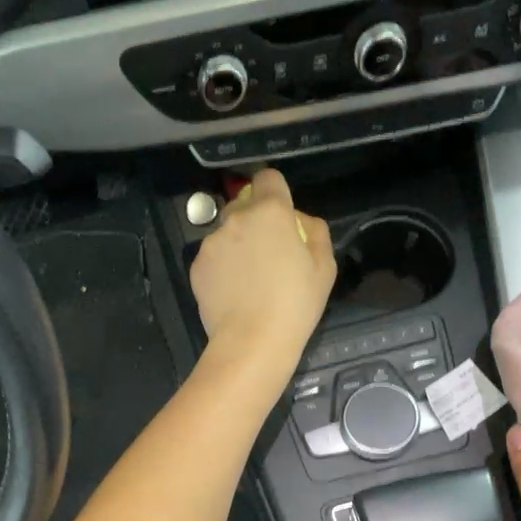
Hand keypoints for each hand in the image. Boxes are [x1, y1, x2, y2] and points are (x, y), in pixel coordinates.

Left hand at [189, 169, 335, 365]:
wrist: (252, 342)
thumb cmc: (295, 304)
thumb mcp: (324, 266)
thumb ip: (314, 231)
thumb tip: (299, 220)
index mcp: (271, 211)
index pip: (268, 178)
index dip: (276, 193)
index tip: (281, 216)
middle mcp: (236, 218)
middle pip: (244, 205)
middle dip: (255, 221)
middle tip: (267, 254)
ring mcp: (211, 242)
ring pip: (226, 233)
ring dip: (236, 245)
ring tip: (248, 279)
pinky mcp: (196, 267)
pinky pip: (212, 258)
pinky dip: (221, 268)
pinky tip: (233, 292)